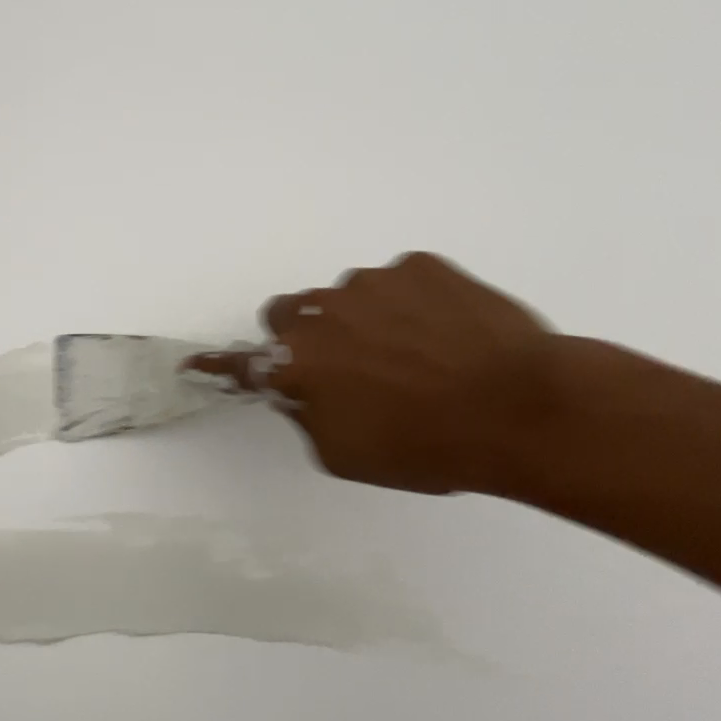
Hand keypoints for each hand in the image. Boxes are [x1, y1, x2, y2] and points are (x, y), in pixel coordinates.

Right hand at [185, 252, 561, 495]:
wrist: (526, 410)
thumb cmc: (427, 447)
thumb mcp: (345, 454)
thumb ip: (308, 415)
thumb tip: (302, 391)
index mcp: (295, 364)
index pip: (242, 363)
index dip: (219, 365)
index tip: (194, 364)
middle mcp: (319, 314)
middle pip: (290, 314)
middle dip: (308, 336)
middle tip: (352, 366)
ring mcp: (370, 283)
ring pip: (348, 297)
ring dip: (365, 319)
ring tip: (420, 354)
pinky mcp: (420, 265)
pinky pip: (401, 280)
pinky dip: (413, 302)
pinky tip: (449, 333)